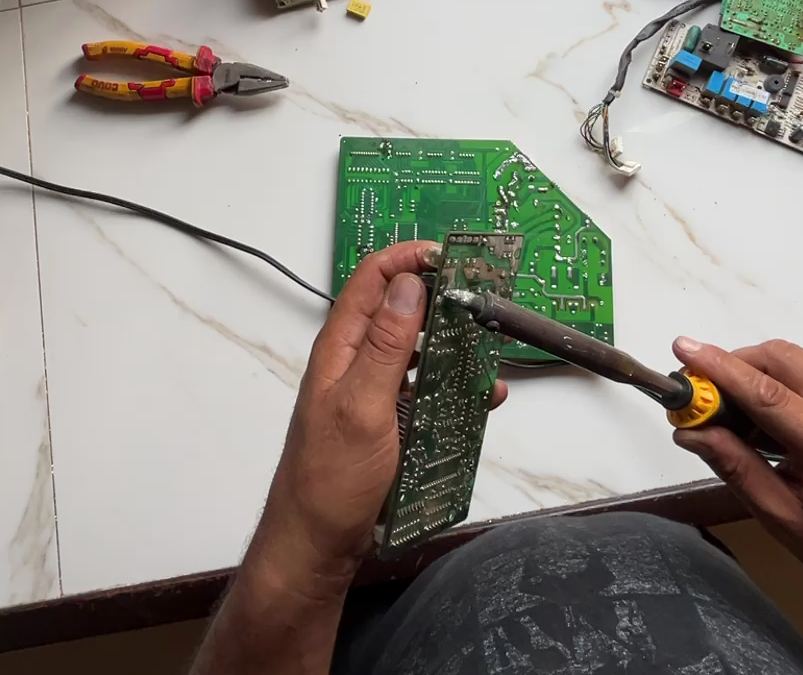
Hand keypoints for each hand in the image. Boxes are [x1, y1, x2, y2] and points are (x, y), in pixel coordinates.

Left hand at [255, 241, 507, 579]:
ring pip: (418, 348)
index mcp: (342, 345)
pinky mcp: (389, 416)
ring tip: (485, 350)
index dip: (408, 259)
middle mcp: (356, 359)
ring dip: (451, 343)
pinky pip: (425, 387)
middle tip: (478, 303)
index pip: (372, 278)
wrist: (317, 544)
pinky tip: (479, 396)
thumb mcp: (362, 406)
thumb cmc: (328, 480)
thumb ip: (385, 345)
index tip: (450, 259)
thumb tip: (408, 285)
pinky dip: (451, 385)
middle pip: (399, 308)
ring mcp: (374, 388)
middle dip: (439, 299)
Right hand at [669, 338, 802, 620]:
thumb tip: (687, 430)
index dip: (720, 367)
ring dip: (755, 369)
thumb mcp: (779, 516)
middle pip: (782, 359)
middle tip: (703, 390)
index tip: (683, 348)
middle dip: (735, 363)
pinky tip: (763, 416)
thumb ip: (733, 465)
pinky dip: (777, 381)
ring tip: (730, 405)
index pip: (766, 393)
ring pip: (796, 360)